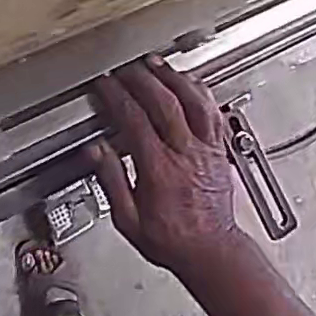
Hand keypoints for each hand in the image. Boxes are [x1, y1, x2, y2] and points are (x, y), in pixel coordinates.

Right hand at [86, 55, 248, 276]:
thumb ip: (111, 181)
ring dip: (172, 77)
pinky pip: (212, 111)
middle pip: (164, 103)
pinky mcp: (220, 148)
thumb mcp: (128, 220)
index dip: (117, 97)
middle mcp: (185, 154)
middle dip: (142, 79)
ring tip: (156, 64)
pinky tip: (188, 81)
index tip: (106, 85)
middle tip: (126, 69)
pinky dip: (199, 90)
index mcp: (159, 170)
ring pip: (193, 101)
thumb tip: (95, 152)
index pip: (135, 120)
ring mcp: (206, 148)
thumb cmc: (173, 239)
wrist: (211, 251)